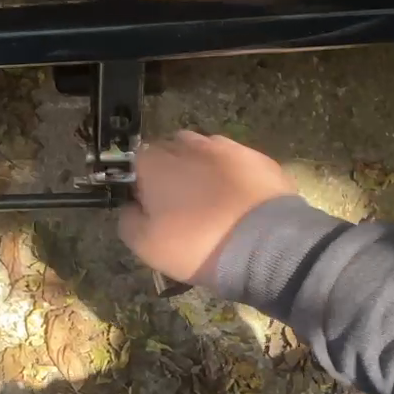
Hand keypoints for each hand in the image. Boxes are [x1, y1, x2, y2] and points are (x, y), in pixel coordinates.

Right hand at [118, 132, 294, 286]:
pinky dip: (228, 173)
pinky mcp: (256, 157)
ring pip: (202, 150)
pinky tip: (235, 198)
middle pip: (168, 150)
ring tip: (208, 199)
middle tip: (176, 204)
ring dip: (198, 168)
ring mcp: (226, 147)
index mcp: (156, 164)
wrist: (265, 245)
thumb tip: (130, 206)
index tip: (145, 205)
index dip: (137, 181)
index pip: (134, 160)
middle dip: (168, 170)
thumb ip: (127, 220)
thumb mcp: (146, 246)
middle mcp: (189, 146)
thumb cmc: (197, 246)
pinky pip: (233, 160)